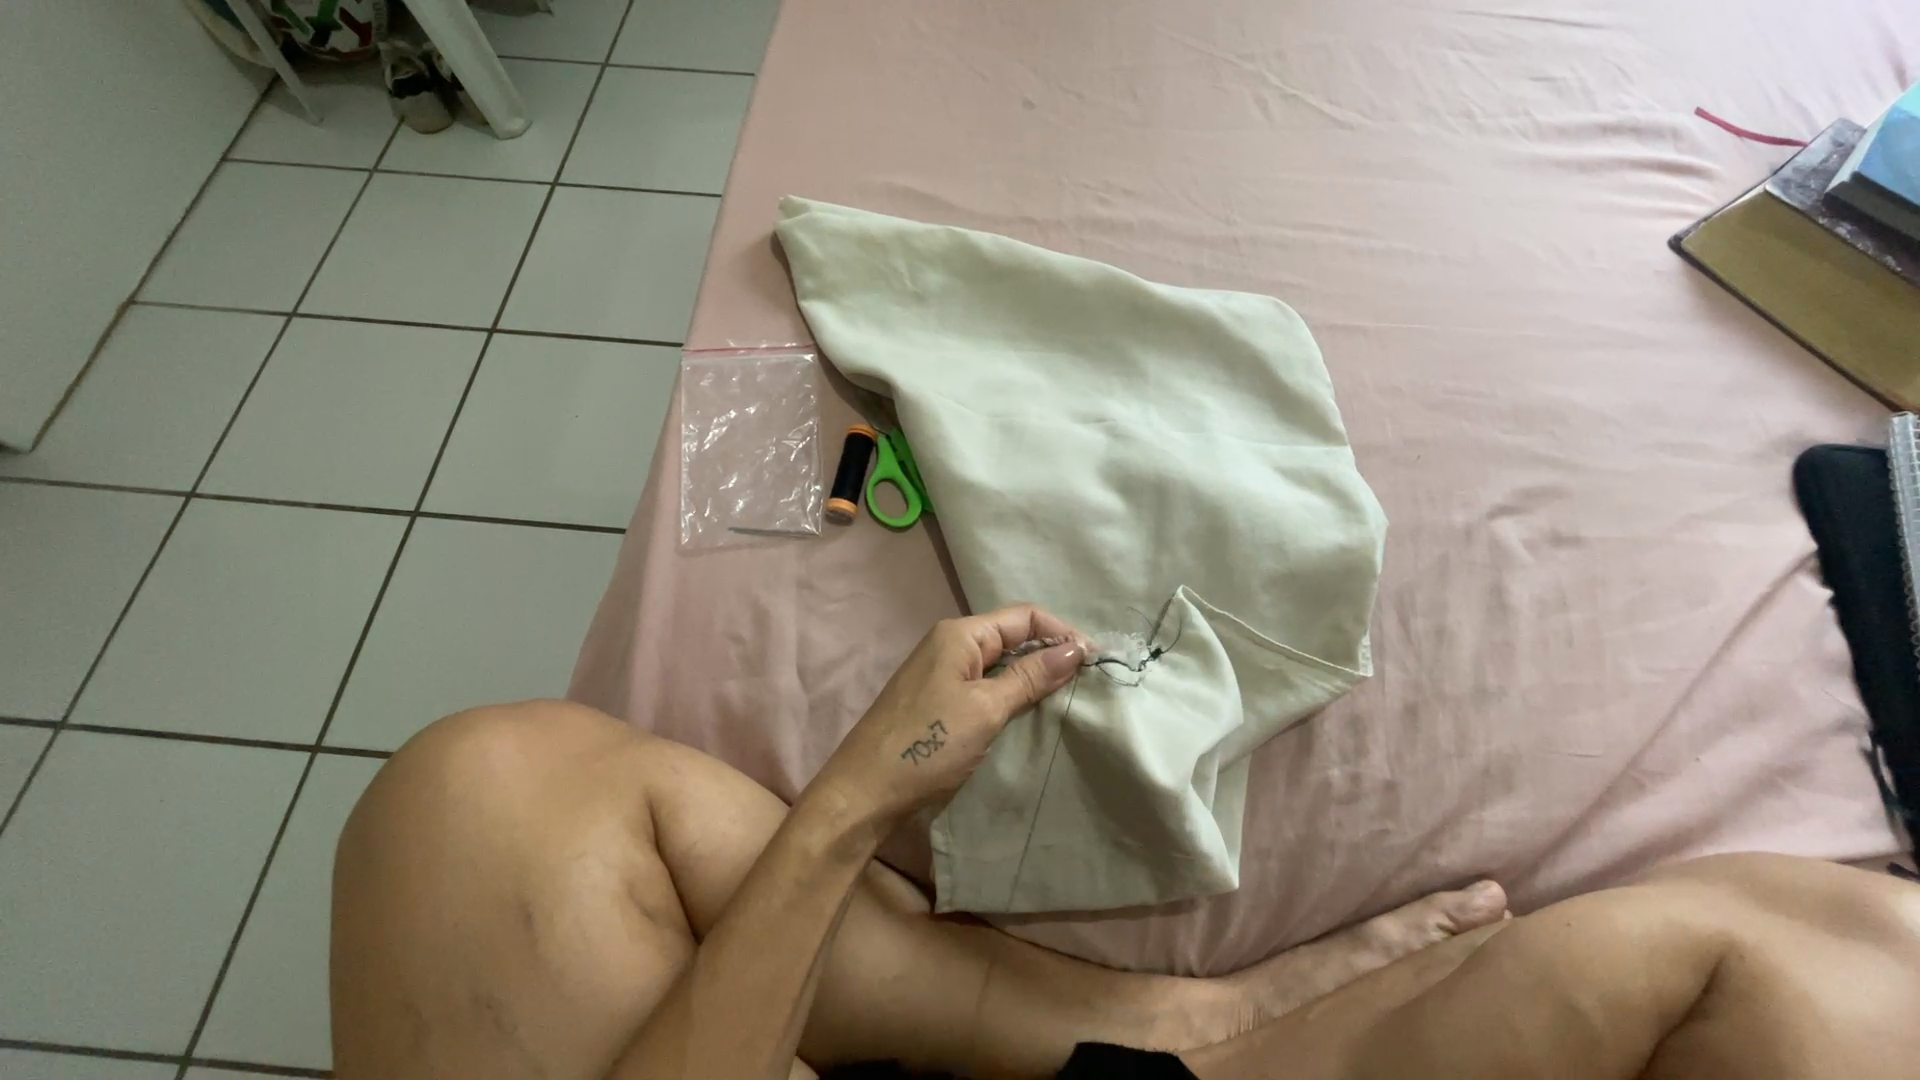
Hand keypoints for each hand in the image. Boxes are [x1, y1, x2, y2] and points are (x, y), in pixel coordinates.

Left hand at [813, 604, 1086, 824]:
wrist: (865, 791)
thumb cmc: (927, 745)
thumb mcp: (986, 709)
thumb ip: (1030, 677)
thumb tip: (1075, 649)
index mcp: (959, 635)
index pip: (1024, 616)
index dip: (1062, 633)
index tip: (1095, 661)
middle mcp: (950, 645)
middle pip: (1012, 636)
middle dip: (1050, 653)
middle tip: (1087, 682)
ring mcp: (942, 674)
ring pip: (999, 663)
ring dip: (1032, 676)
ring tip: (1067, 698)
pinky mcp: (938, 701)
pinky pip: (984, 685)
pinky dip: (1011, 694)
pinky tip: (1030, 714)